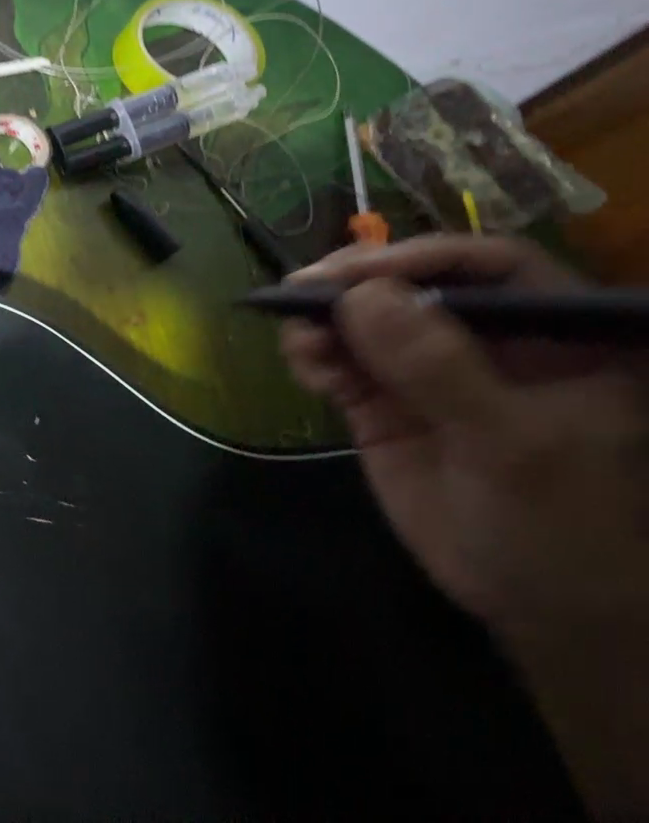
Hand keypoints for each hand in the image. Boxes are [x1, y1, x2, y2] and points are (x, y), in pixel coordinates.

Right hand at [280, 236, 648, 814]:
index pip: (491, 267)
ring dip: (324, 320)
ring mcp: (429, 372)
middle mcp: (491, 342)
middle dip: (356, 285)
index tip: (357, 274)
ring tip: (300, 341)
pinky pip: (339, 361)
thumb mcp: (510, 442)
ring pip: (365, 320)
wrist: (537, 601)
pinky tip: (305, 366)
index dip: (423, 258)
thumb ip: (439, 368)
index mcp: (557, 336)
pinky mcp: (382, 402)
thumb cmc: (560, 522)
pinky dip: (313, 354)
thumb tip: (362, 297)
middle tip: (301, 291)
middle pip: (414, 286)